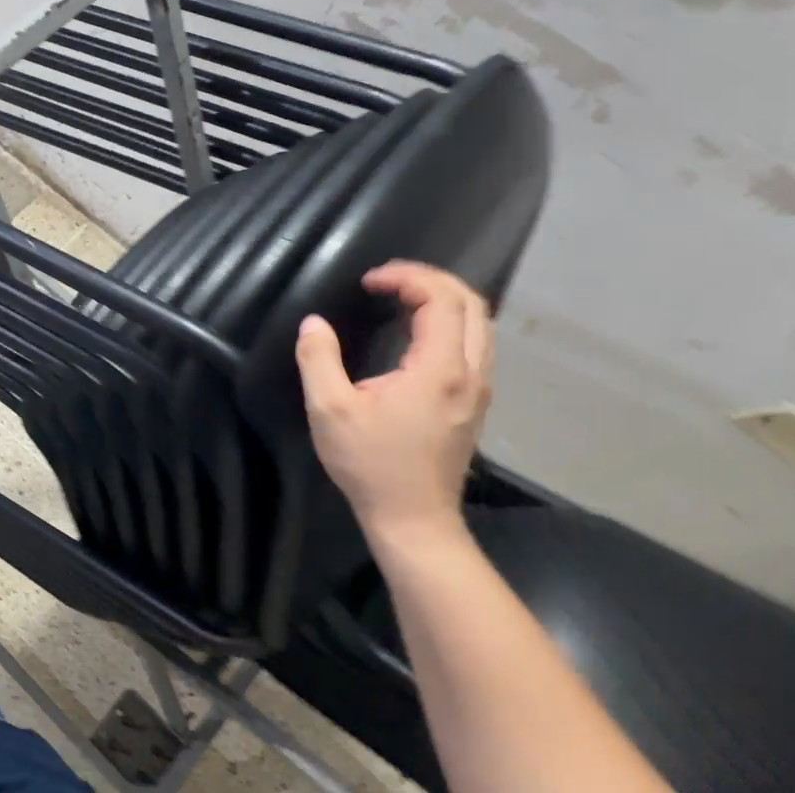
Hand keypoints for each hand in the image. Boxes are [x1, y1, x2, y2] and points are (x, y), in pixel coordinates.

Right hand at [294, 261, 492, 542]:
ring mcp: (479, 389)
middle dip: (432, 280)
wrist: (412, 516)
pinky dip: (450, 322)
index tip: (369, 281)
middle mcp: (470, 373)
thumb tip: (313, 324)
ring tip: (402, 297)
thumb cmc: (369, 463)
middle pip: (473, 304)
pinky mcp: (475, 401)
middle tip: (388, 279)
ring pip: (480, 324)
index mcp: (439, 370)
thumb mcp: (328, 410)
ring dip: (444, 300)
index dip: (408, 278)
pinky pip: (475, 344)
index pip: (442, 301)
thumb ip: (318, 360)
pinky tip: (417, 330)